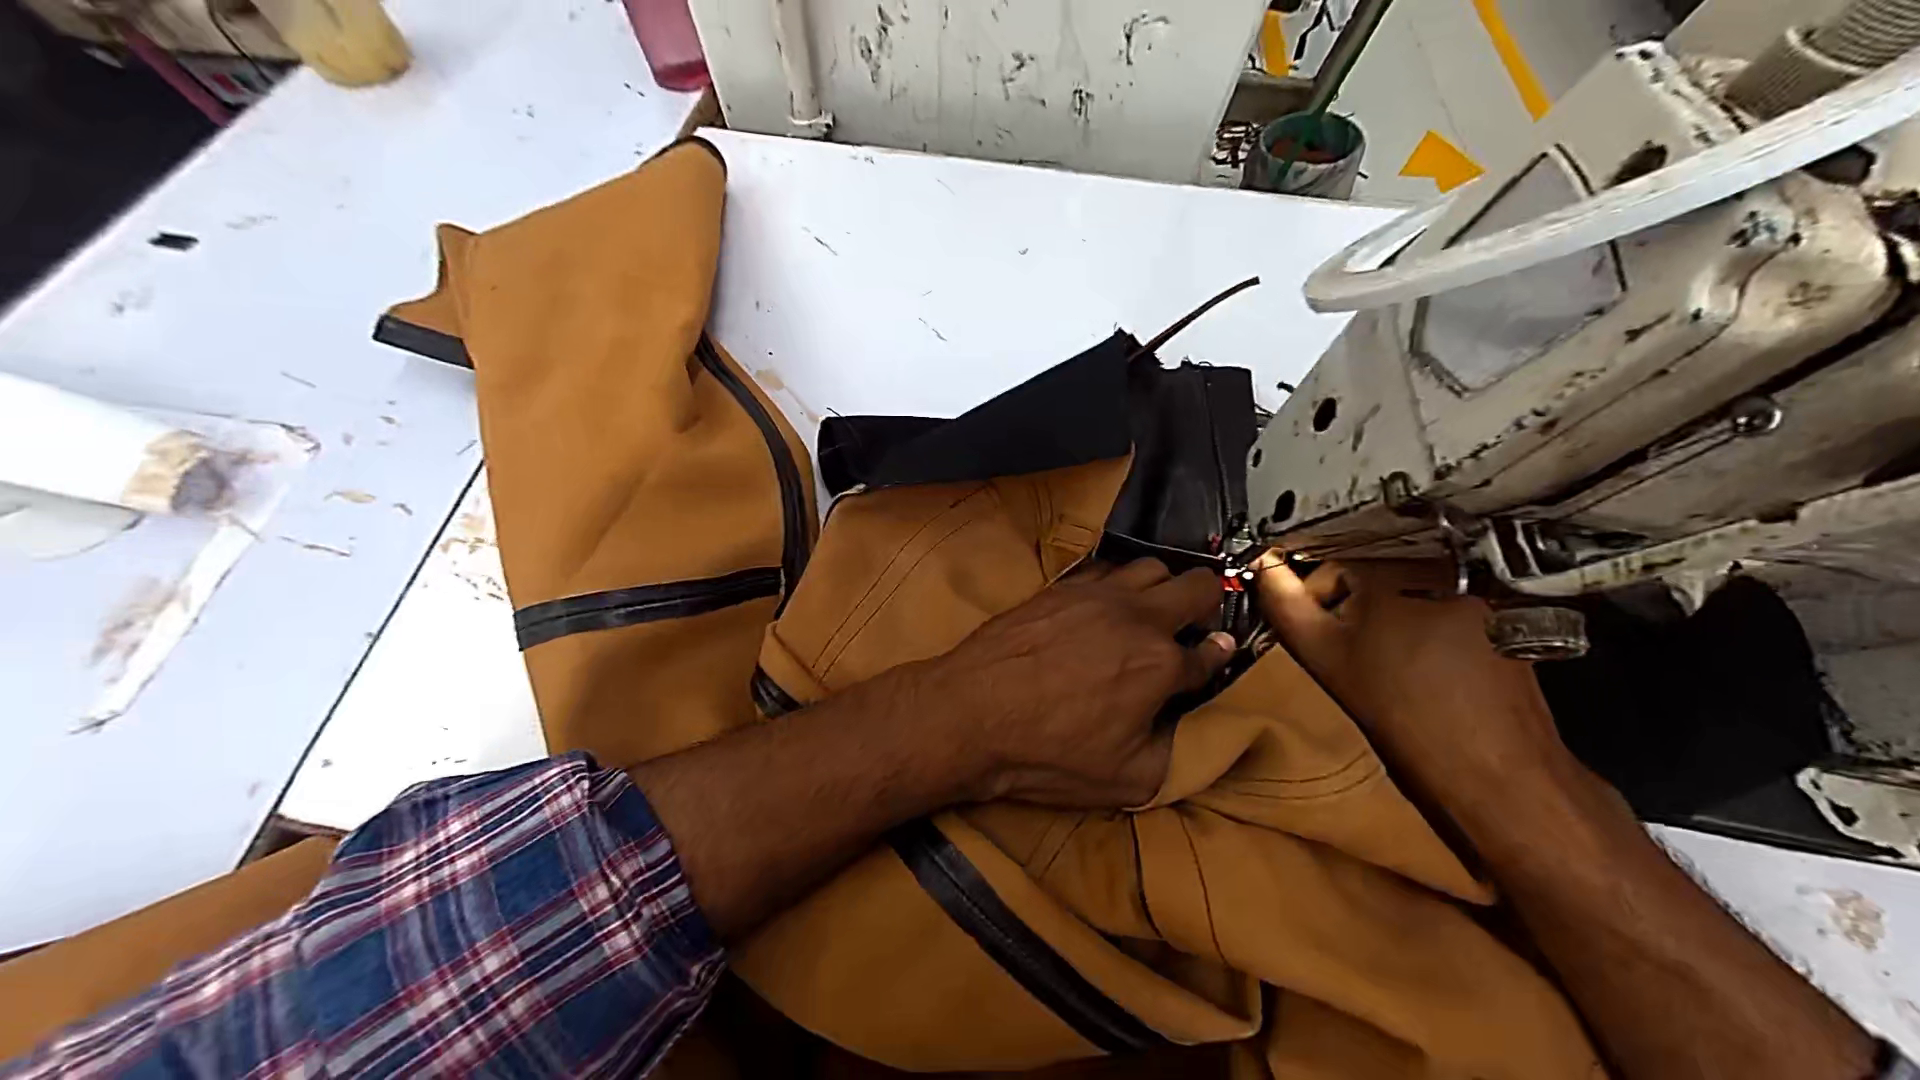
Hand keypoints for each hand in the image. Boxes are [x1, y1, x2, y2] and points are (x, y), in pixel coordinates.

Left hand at [902, 558, 1234, 807]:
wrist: (970, 715)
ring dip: (1163, 584)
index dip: (1219, 658)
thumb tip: (1187, 728)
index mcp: (1159, 665)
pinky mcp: (1060, 588)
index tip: (1217, 657)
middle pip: (1196, 586)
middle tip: (1195, 625)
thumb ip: (1172, 752)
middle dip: (1208, 603)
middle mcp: (1134, 618)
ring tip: (1153, 609)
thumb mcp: (1125, 779)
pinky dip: (1117, 580)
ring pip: (1151, 566)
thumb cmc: (1045, 752)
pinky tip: (1107, 601)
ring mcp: (1095, 596)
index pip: (1212, 652)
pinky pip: (1104, 566)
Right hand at [1251, 556, 1577, 818]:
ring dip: (1383, 623)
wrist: (1490, 765)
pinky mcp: (1499, 617)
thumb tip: (1264, 569)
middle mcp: (1441, 567)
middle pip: (1364, 579)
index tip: (1317, 637)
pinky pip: (1435, 611)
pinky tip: (1421, 670)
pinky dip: (1420, 633)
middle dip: (1348, 613)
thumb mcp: (1321, 653)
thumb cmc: (1407, 713)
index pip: (1326, 565)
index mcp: (1395, 567)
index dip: (1310, 604)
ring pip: (1399, 596)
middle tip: (1350, 656)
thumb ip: (1281, 603)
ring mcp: (1474, 592)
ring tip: (1388, 668)